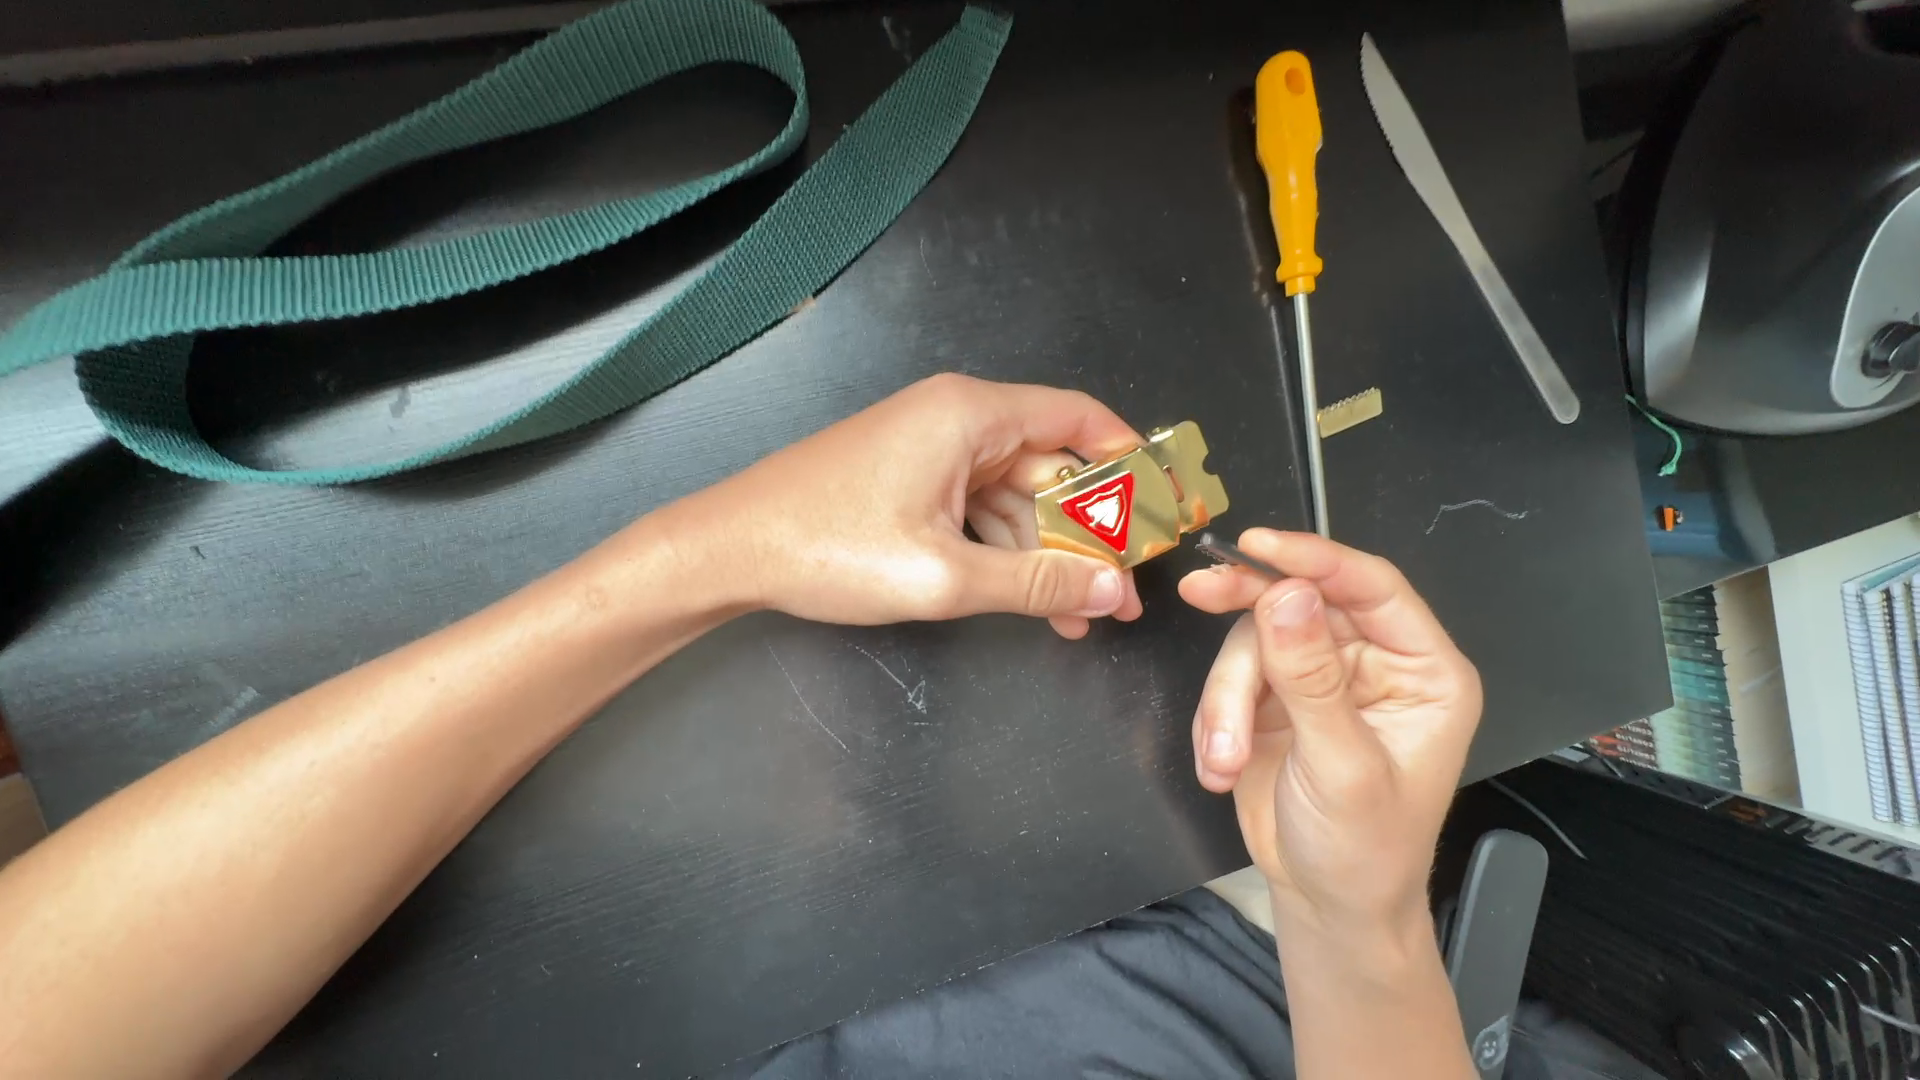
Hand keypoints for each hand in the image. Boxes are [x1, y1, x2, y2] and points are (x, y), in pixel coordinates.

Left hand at [685, 373, 1145, 636]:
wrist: (728, 549)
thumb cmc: (831, 549)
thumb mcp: (944, 575)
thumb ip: (1036, 581)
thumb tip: (1114, 591)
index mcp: (970, 415)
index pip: (1077, 417)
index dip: (1128, 459)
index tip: (1163, 505)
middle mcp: (956, 419)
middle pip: (1050, 467)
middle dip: (1089, 532)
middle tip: (1121, 593)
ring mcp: (931, 451)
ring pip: (1015, 498)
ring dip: (1047, 553)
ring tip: (1079, 617)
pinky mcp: (911, 480)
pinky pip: (978, 510)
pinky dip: (1005, 552)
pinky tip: (1030, 601)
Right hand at [1178, 529, 1481, 932]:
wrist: (1324, 902)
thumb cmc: (1363, 846)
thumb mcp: (1340, 765)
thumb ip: (1311, 678)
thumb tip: (1284, 593)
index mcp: (1418, 669)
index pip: (1370, 587)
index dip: (1314, 558)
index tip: (1255, 543)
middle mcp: (1367, 661)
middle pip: (1297, 603)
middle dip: (1245, 611)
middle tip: (1196, 591)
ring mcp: (1313, 678)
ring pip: (1249, 645)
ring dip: (1225, 703)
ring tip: (1224, 759)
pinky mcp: (1269, 698)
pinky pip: (1226, 681)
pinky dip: (1213, 721)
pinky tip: (1220, 766)